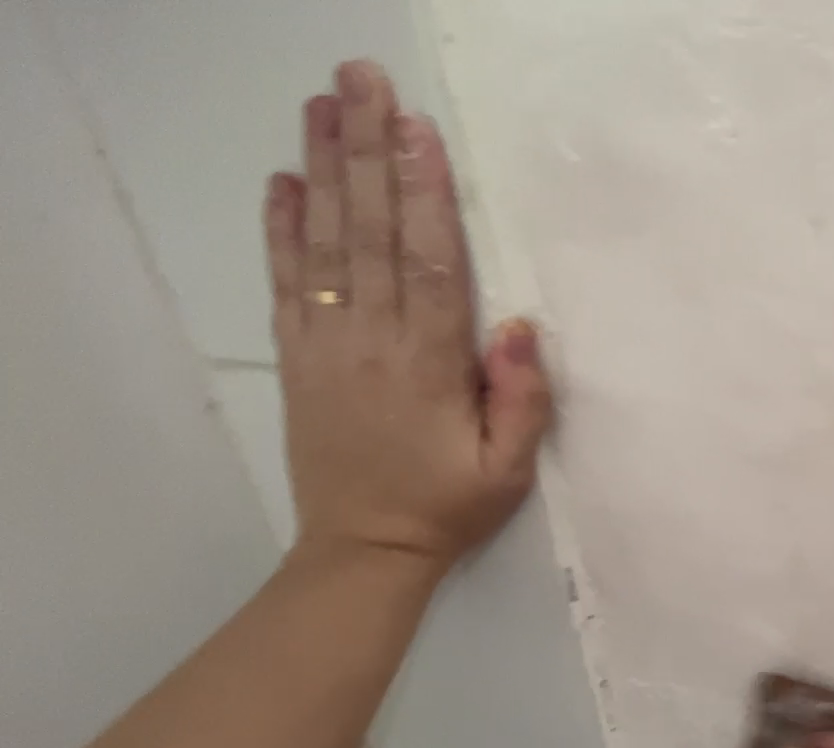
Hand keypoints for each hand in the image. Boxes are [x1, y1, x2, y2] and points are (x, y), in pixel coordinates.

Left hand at [266, 60, 550, 570]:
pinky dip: (280, 227)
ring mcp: (326, 344)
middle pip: (370, 233)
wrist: (364, 548)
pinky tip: (284, 180)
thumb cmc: (450, 507)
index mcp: (428, 366)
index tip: (419, 130)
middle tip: (363, 81)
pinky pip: (285, 281)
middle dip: (369, 154)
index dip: (425, 196)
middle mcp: (370, 341)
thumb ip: (521, 402)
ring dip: (324, 171)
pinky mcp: (298, 356)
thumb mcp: (510, 470)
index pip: (430, 265)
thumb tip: (520, 327)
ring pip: (324, 244)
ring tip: (324, 105)